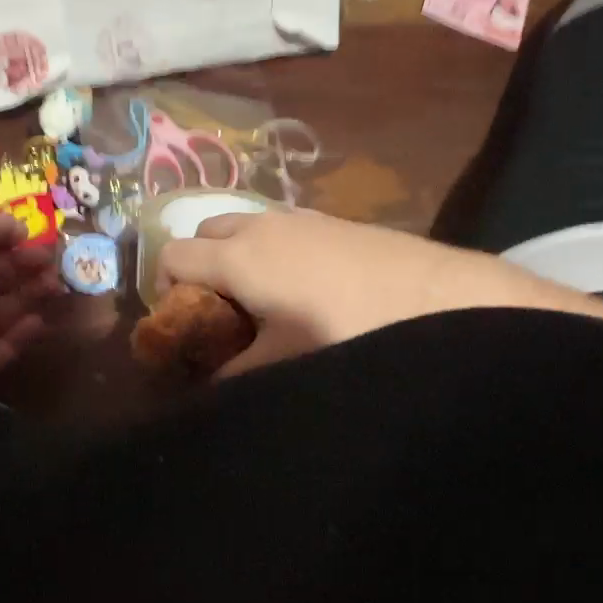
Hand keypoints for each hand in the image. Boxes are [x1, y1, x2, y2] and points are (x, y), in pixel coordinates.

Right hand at [157, 209, 512, 375]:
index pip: (172, 256)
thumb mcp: (285, 362)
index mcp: (239, 255)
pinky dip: (276, 254)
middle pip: (206, 234)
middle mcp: (263, 225)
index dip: (165, 292)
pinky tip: (307, 291)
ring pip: (248, 229)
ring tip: (266, 306)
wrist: (437, 299)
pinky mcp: (335, 221)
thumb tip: (215, 385)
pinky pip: (285, 232)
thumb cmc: (346, 331)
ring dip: (241, 259)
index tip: (184, 328)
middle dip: (202, 269)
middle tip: (221, 316)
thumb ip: (238, 374)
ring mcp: (302, 218)